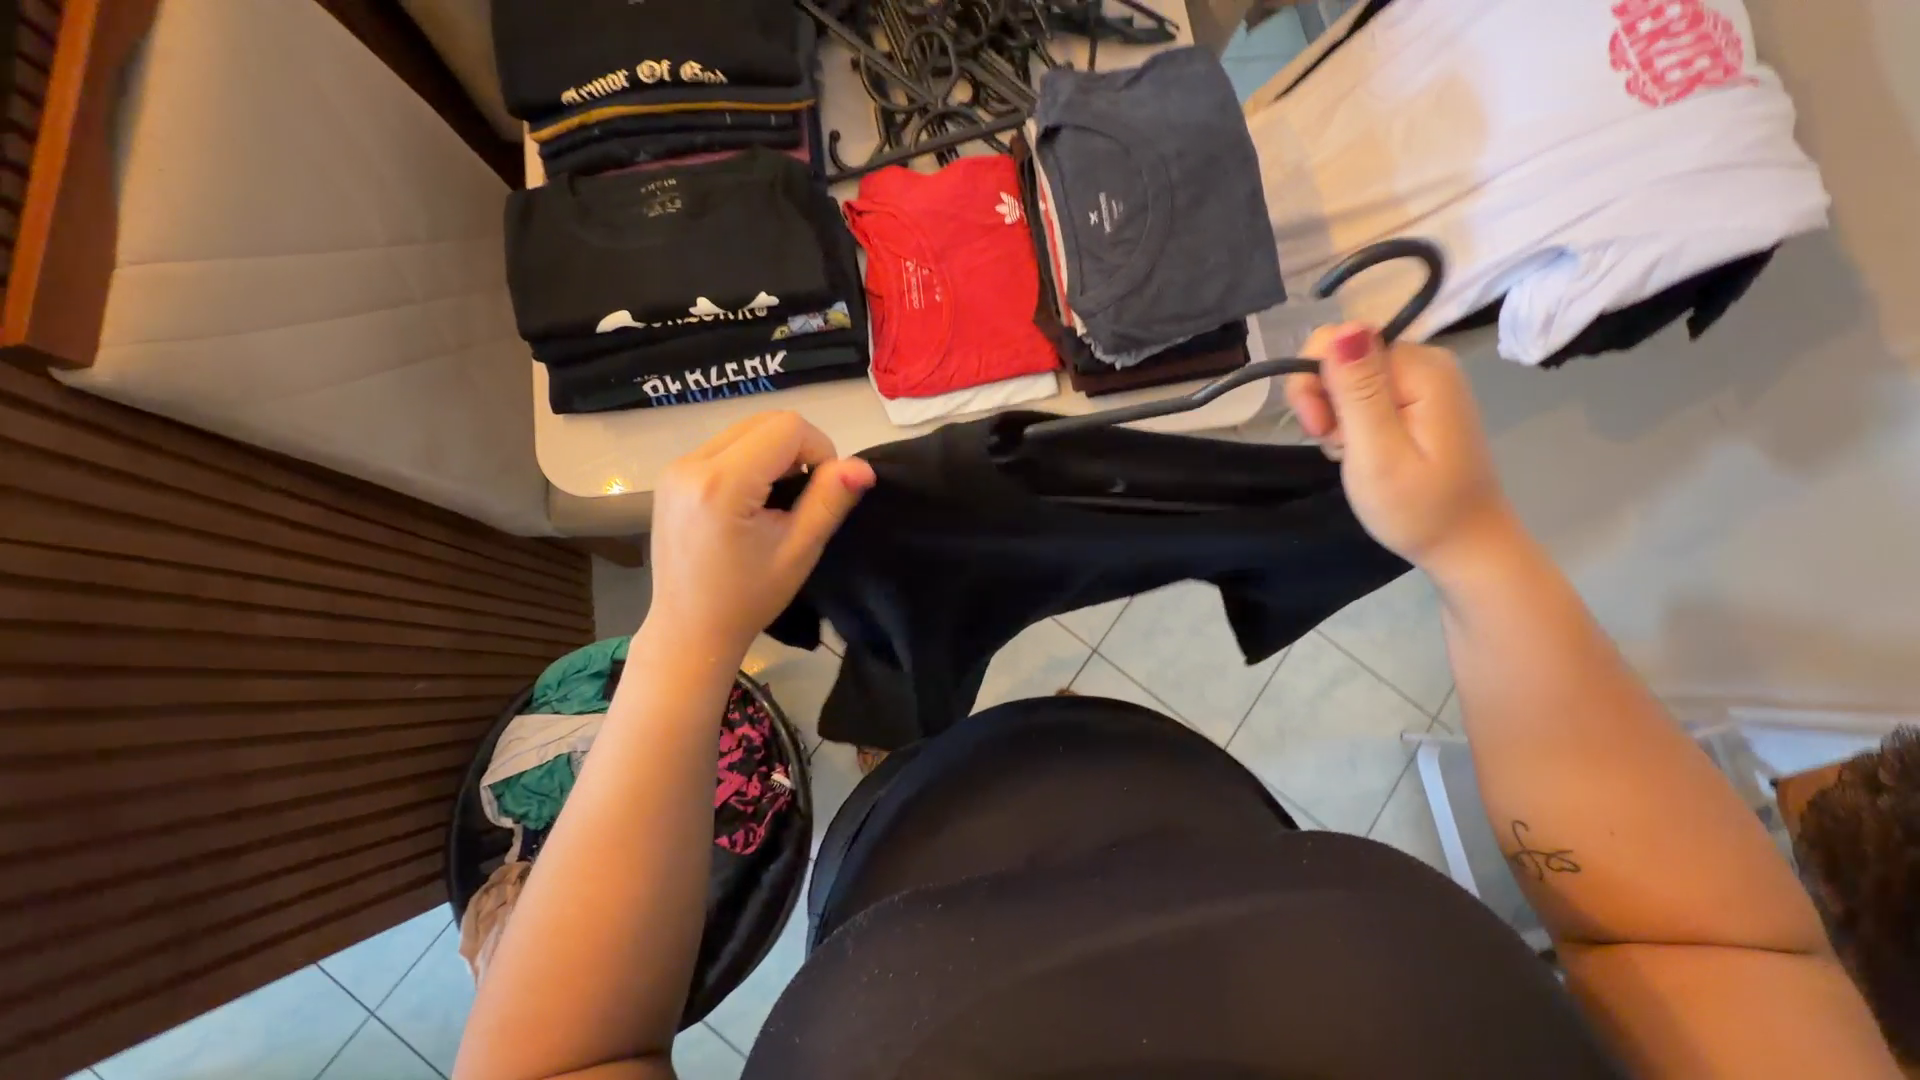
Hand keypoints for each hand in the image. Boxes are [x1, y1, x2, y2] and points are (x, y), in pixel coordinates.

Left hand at [645, 412, 874, 657]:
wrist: (689, 628)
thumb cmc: (748, 598)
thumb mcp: (799, 551)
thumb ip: (830, 500)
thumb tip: (863, 466)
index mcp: (722, 484)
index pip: (788, 428)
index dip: (820, 450)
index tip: (821, 492)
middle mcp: (692, 464)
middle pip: (765, 421)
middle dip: (797, 449)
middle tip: (801, 497)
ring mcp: (676, 467)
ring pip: (745, 429)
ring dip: (773, 453)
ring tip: (775, 501)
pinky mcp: (671, 475)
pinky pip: (724, 445)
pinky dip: (749, 460)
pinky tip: (751, 501)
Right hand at [1284, 323, 1516, 575]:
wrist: (1464, 547)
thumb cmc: (1419, 509)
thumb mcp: (1377, 452)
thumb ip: (1358, 390)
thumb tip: (1342, 327)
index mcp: (1420, 368)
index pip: (1339, 340)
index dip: (1314, 379)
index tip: (1318, 428)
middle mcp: (1425, 362)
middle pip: (1342, 354)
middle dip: (1322, 399)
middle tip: (1332, 444)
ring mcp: (1422, 382)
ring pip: (1347, 377)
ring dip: (1334, 416)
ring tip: (1350, 454)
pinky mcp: (1416, 401)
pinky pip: (1363, 395)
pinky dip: (1349, 424)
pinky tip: (1360, 451)